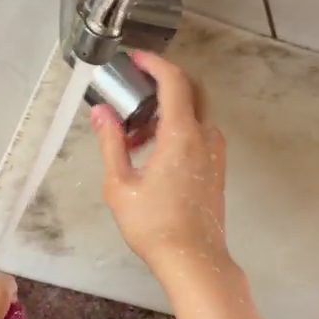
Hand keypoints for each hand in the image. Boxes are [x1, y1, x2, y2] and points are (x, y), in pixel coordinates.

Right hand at [91, 50, 230, 284]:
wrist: (192, 259)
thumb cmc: (154, 225)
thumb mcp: (120, 184)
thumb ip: (111, 143)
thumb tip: (101, 113)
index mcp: (181, 134)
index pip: (174, 81)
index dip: (154, 63)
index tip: (136, 59)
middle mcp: (205, 136)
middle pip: (191, 90)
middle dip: (162, 83)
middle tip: (134, 89)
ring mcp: (215, 152)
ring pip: (195, 113)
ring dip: (167, 111)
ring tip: (135, 135)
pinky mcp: (217, 167)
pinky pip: (199, 133)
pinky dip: (177, 129)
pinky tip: (152, 153)